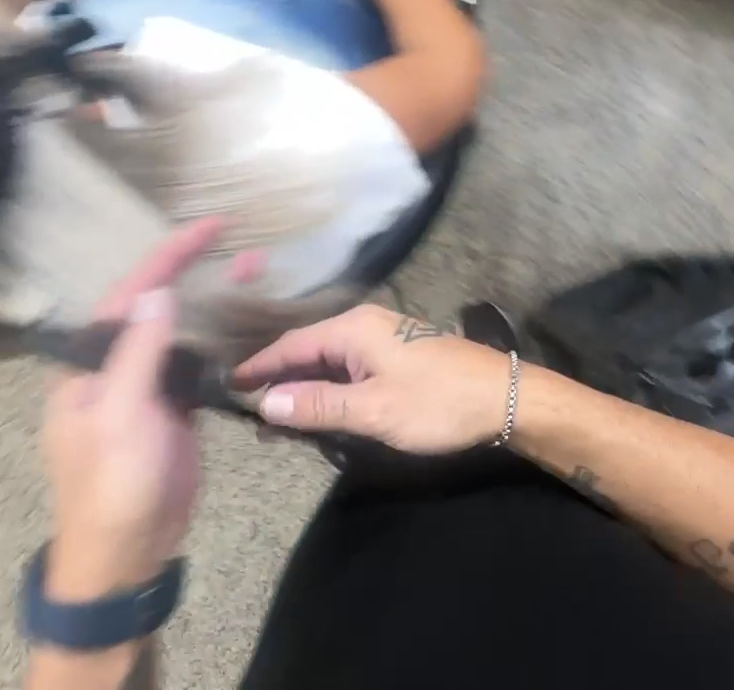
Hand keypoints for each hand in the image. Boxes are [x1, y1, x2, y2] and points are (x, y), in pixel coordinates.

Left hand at [40, 219, 221, 600]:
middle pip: (158, 305)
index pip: (130, 294)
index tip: (210, 227)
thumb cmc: (113, 485)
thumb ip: (138, 354)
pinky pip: (198, 361)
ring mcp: (148, 387)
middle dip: (198, 271)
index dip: (167, 256)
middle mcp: (116, 367)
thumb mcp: (121, 417)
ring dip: (216, 301)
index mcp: (90, 364)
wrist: (126, 553)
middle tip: (245, 248)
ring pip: (183, 330)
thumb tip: (160, 293)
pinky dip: (223, 338)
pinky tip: (249, 324)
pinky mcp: (175, 408)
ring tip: (257, 273)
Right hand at [230, 305, 513, 454]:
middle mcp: (366, 322)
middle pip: (310, 347)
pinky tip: (322, 403)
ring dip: (305, 382)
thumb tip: (266, 402)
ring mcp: (386, 336)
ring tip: (277, 409)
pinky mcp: (400, 352)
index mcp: (355, 328)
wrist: (505, 397)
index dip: (260, 366)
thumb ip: (319, 405)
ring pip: (331, 357)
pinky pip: (351, 364)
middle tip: (248, 406)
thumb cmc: (438, 403)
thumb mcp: (374, 410)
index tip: (229, 384)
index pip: (293, 344)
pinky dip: (330, 383)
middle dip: (280, 375)